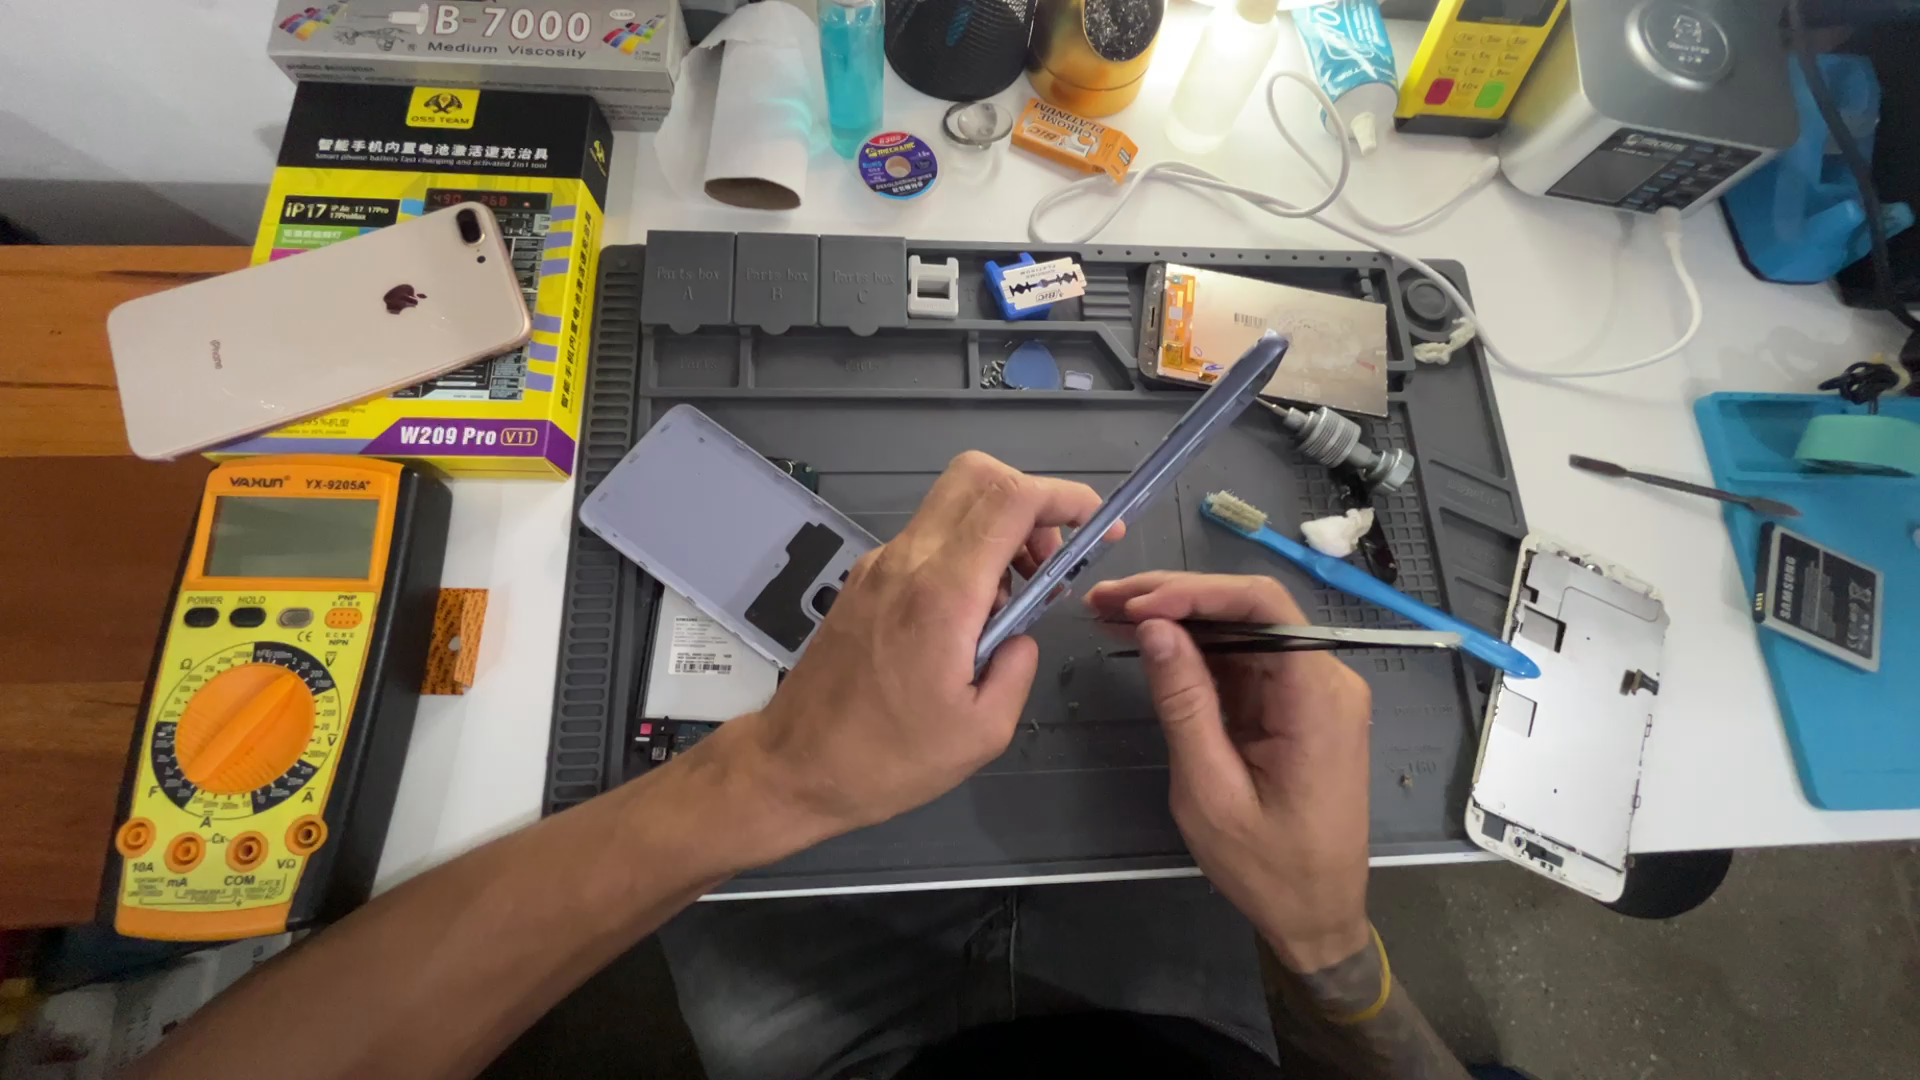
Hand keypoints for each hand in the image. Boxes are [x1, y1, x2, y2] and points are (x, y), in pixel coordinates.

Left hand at [726, 452, 1112, 845]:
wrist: (794, 766)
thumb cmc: (887, 759)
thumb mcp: (983, 730)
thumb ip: (1019, 664)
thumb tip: (1021, 630)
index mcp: (942, 593)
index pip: (1009, 499)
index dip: (1063, 496)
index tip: (1095, 522)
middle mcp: (907, 560)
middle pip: (976, 475)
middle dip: (1031, 499)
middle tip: (1050, 558)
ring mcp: (879, 564)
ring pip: (952, 503)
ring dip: (998, 528)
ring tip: (1014, 596)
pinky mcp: (865, 579)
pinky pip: (928, 537)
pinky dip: (966, 550)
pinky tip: (971, 611)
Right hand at [1085, 572, 1373, 972]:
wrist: (1315, 918)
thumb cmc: (1268, 867)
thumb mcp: (1210, 790)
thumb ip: (1183, 702)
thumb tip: (1153, 627)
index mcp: (1318, 697)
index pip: (1262, 606)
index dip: (1194, 592)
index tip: (1135, 605)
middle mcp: (1323, 677)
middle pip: (1246, 609)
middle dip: (1171, 597)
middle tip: (1103, 598)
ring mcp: (1307, 687)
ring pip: (1235, 627)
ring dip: (1172, 616)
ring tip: (1107, 611)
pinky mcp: (1287, 700)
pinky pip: (1236, 656)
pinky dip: (1187, 647)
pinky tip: (1140, 636)